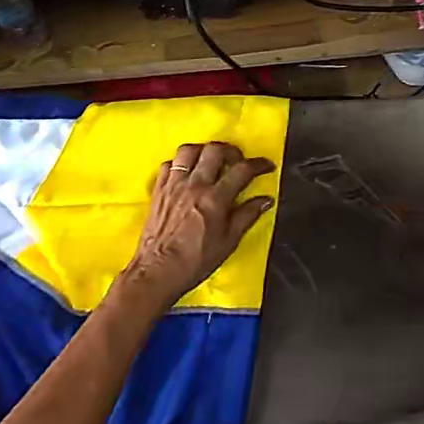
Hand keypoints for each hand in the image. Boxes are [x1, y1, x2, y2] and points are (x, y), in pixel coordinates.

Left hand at [116, 142, 275, 313]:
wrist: (156, 272)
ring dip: (204, 151)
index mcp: (215, 198)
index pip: (242, 169)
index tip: (266, 166)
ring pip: (189, 150)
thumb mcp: (230, 240)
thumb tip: (265, 200)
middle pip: (215, 150)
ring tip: (212, 162)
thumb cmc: (196, 260)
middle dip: (232, 151)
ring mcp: (174, 186)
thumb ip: (248, 215)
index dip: (259, 164)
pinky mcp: (158, 191)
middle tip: (238, 162)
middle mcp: (194, 186)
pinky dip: (181, 163)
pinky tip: (188, 174)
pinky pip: (169, 164)